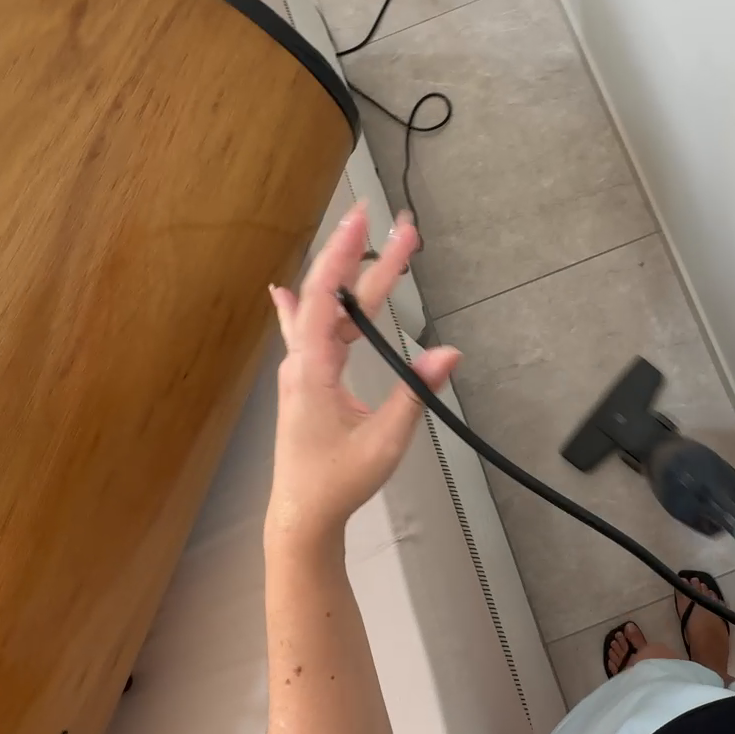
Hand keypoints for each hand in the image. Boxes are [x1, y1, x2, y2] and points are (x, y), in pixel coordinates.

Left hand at [265, 202, 460, 544]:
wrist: (303, 514)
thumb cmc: (338, 480)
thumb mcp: (384, 440)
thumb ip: (415, 393)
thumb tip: (449, 353)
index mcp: (313, 369)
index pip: (328, 297)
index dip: (346, 255)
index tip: (365, 219)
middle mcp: (302, 361)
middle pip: (332, 297)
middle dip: (365, 259)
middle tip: (400, 230)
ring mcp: (302, 370)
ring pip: (324, 311)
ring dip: (351, 279)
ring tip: (373, 246)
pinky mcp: (309, 382)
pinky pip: (308, 332)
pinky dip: (308, 306)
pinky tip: (285, 291)